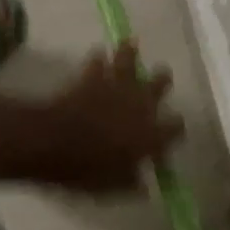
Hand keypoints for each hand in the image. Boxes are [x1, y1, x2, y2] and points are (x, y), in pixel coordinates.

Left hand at [35, 41, 183, 193]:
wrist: (53, 141)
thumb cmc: (86, 170)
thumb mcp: (113, 187)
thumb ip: (131, 182)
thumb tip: (143, 184)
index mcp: (150, 134)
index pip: (175, 128)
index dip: (176, 128)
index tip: (174, 130)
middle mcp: (139, 105)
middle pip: (158, 86)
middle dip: (161, 80)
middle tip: (163, 75)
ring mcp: (114, 87)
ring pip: (129, 62)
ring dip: (130, 53)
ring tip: (131, 42)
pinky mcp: (90, 78)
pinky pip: (97, 62)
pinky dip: (98, 58)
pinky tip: (98, 53)